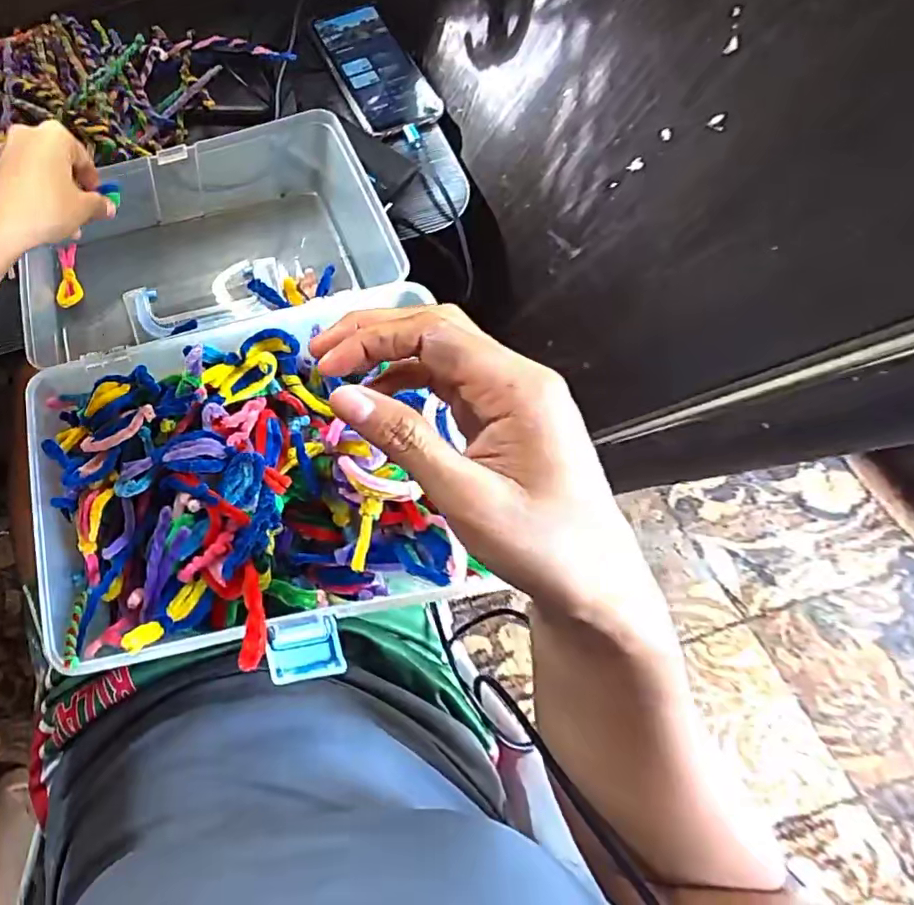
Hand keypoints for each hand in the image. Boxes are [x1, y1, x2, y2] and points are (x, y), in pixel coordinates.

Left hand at [0, 121, 114, 270]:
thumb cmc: (43, 212)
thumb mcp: (81, 210)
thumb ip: (98, 205)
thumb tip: (108, 206)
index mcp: (54, 135)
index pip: (83, 158)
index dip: (92, 182)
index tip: (95, 200)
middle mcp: (26, 135)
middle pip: (56, 164)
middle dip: (68, 190)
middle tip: (76, 214)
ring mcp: (1, 151)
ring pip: (34, 173)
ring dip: (47, 194)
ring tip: (54, 224)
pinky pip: (13, 181)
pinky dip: (24, 195)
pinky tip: (30, 219)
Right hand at [310, 305, 671, 640]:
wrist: (593, 587)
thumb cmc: (540, 545)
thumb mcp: (463, 495)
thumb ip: (402, 438)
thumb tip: (341, 397)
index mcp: (515, 386)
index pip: (431, 333)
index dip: (370, 341)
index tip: (324, 367)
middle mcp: (514, 377)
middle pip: (433, 327)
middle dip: (372, 332)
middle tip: (319, 352)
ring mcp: (507, 394)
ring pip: (435, 350)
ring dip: (384, 353)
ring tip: (338, 370)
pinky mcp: (498, 414)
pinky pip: (443, 381)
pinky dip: (402, 380)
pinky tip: (377, 398)